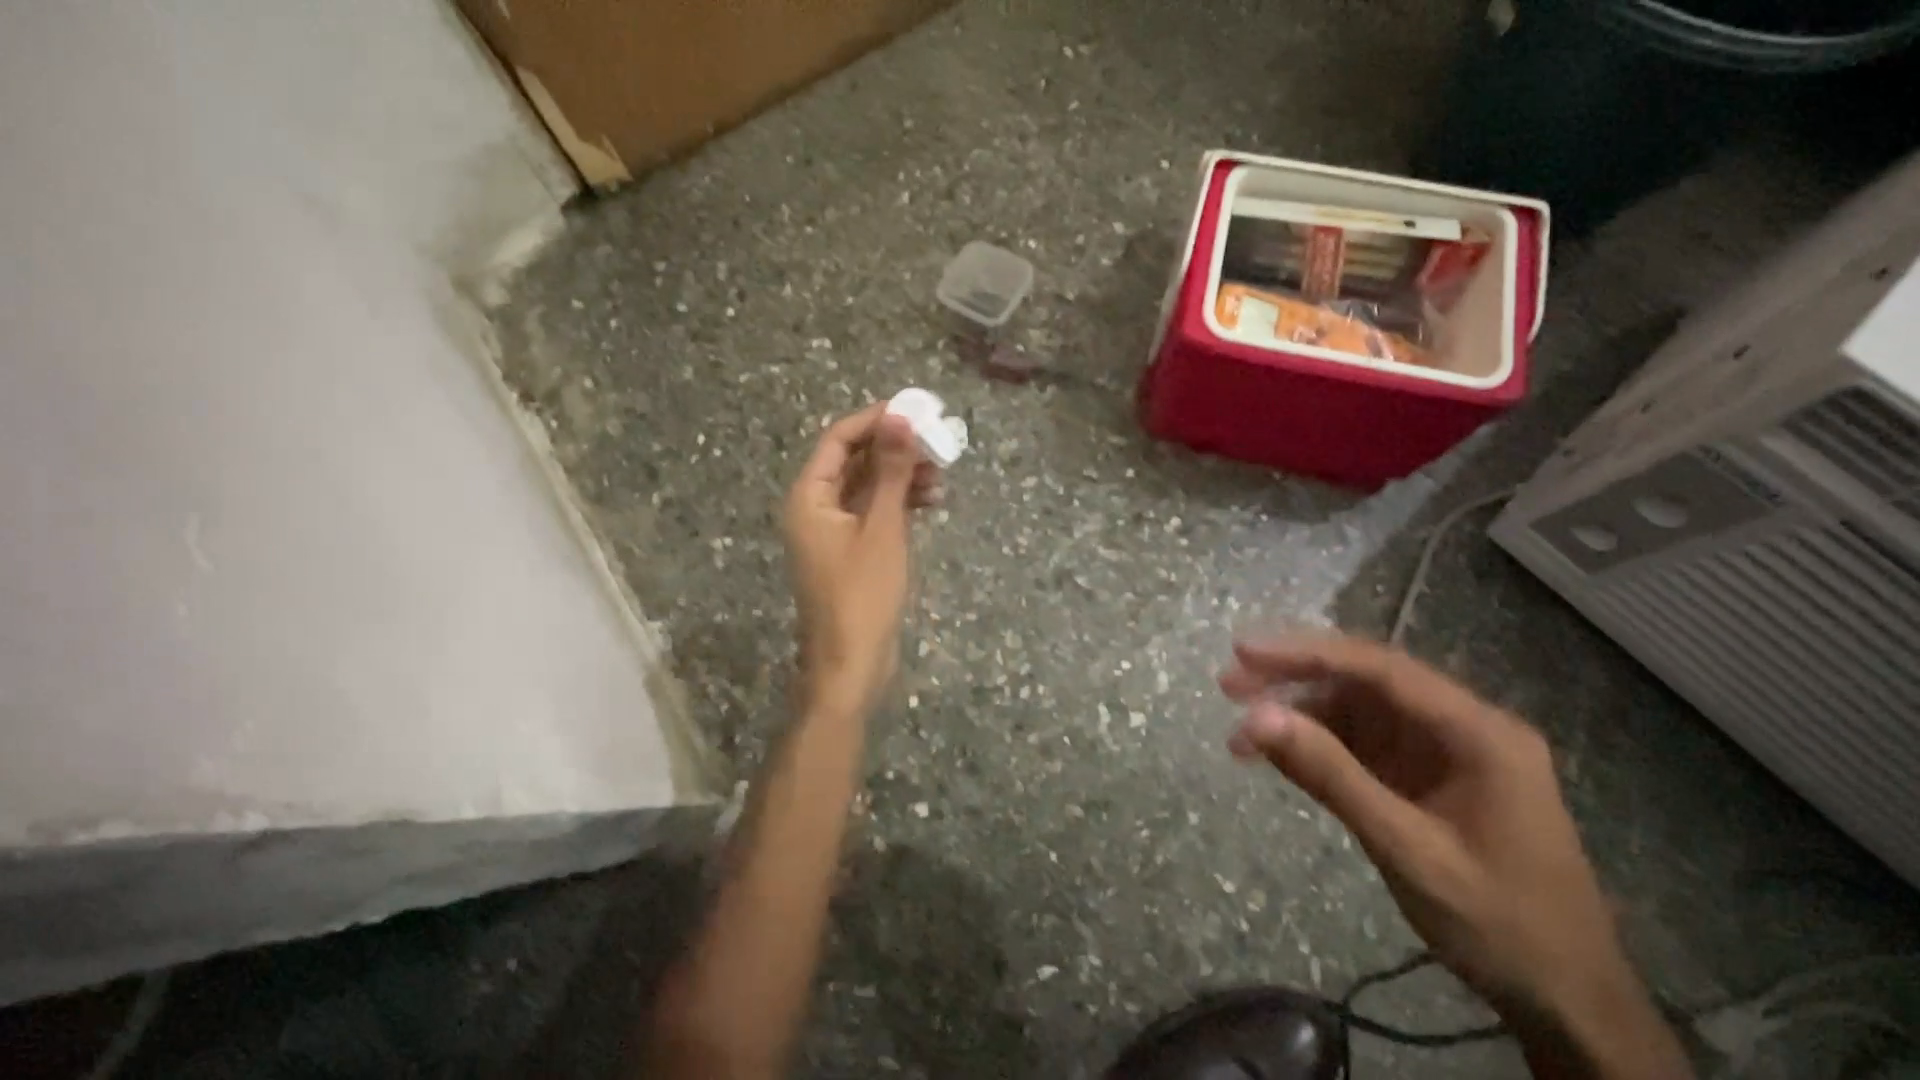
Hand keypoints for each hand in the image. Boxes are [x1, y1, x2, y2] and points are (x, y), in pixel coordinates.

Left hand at [783, 403, 937, 717]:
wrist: (851, 666)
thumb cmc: (863, 595)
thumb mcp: (882, 528)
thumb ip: (891, 471)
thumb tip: (901, 418)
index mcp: (809, 497)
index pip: (839, 439)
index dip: (876, 420)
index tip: (917, 410)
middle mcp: (815, 508)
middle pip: (854, 460)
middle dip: (895, 448)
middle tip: (938, 442)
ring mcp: (834, 532)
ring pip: (868, 487)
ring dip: (902, 476)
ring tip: (942, 475)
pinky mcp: (852, 552)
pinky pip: (875, 513)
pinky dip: (900, 504)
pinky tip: (932, 502)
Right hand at [1218, 634, 1643, 1029]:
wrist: (1569, 998)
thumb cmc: (1498, 921)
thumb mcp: (1407, 848)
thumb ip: (1332, 777)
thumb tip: (1256, 718)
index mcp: (1479, 732)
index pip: (1381, 670)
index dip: (1307, 653)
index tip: (1243, 651)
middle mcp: (1466, 729)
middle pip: (1369, 684)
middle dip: (1297, 680)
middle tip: (1228, 686)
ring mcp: (1449, 756)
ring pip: (1364, 715)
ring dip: (1303, 718)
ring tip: (1241, 737)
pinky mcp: (1433, 783)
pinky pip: (1369, 750)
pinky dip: (1323, 751)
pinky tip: (1281, 759)